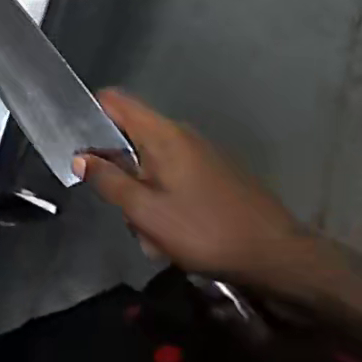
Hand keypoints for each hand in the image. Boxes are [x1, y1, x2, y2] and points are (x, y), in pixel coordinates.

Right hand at [77, 89, 317, 287]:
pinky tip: (172, 233)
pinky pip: (173, 176)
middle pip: (128, 135)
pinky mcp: (216, 176)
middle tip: (117, 204)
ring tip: (149, 232)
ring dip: (140, 191)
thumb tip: (80, 158)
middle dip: (115, 168)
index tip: (75, 140)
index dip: (87, 112)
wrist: (286, 261)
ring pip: (150, 162)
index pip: (112, 99)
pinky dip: (163, 198)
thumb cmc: (207, 231)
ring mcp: (201, 155)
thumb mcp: (145, 211)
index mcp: (161, 133)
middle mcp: (180, 135)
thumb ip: (107, 180)